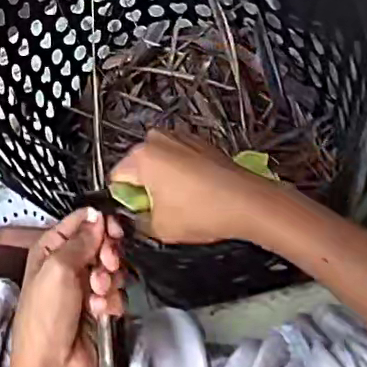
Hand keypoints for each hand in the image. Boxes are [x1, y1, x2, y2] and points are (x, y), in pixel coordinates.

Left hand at [8, 208, 124, 366]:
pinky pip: (116, 294)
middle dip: (107, 253)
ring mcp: (83, 287)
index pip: (80, 222)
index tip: (112, 229)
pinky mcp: (98, 308)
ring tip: (95, 295)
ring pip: (111, 269)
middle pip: (100, 243)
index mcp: (50, 248)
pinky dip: (111, 301)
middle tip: (106, 263)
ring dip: (109, 280)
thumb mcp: (58, 268)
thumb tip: (96, 217)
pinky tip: (99, 311)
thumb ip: (80, 240)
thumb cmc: (44, 316)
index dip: (99, 223)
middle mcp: (67, 264)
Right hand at [110, 128, 277, 244]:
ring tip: (181, 202)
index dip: (124, 199)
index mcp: (141, 156)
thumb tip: (135, 218)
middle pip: (136, 166)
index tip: (137, 212)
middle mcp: (157, 140)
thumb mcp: (160, 229)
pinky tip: (196, 193)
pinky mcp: (198, 142)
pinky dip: (181, 172)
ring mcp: (179, 137)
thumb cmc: (207, 211)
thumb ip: (137, 222)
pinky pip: (177, 157)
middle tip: (160, 210)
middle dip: (144, 187)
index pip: (116, 178)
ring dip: (162, 179)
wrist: (250, 203)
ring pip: (157, 161)